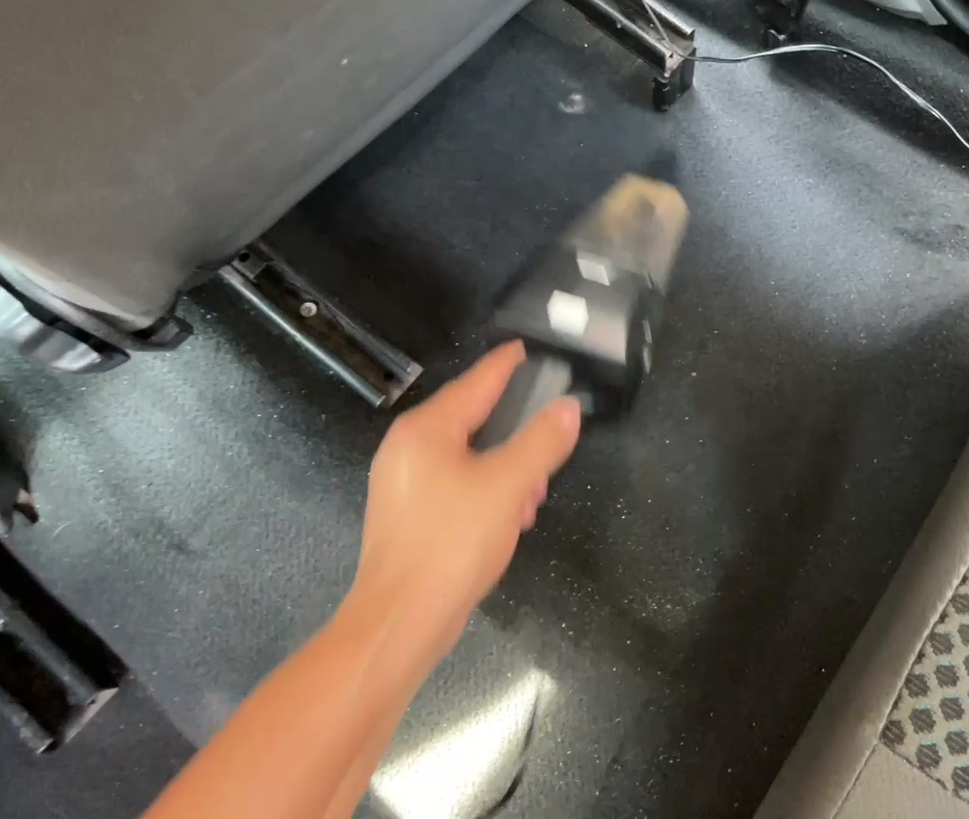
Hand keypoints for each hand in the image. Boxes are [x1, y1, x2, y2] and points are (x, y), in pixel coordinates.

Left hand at [343, 342, 579, 672]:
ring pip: (466, 455)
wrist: (400, 622)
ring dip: (505, 465)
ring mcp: (403, 483)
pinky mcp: (407, 515)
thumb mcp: (509, 485)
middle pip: (471, 418)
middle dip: (514, 428)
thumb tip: (568, 407)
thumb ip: (542, 441)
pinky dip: (486, 488)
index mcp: (426, 429)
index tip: (526, 346)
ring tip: (535, 489)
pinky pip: (455, 483)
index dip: (506, 364)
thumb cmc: (453, 542)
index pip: (476, 382)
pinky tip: (509, 514)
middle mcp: (407, 447)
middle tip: (550, 435)